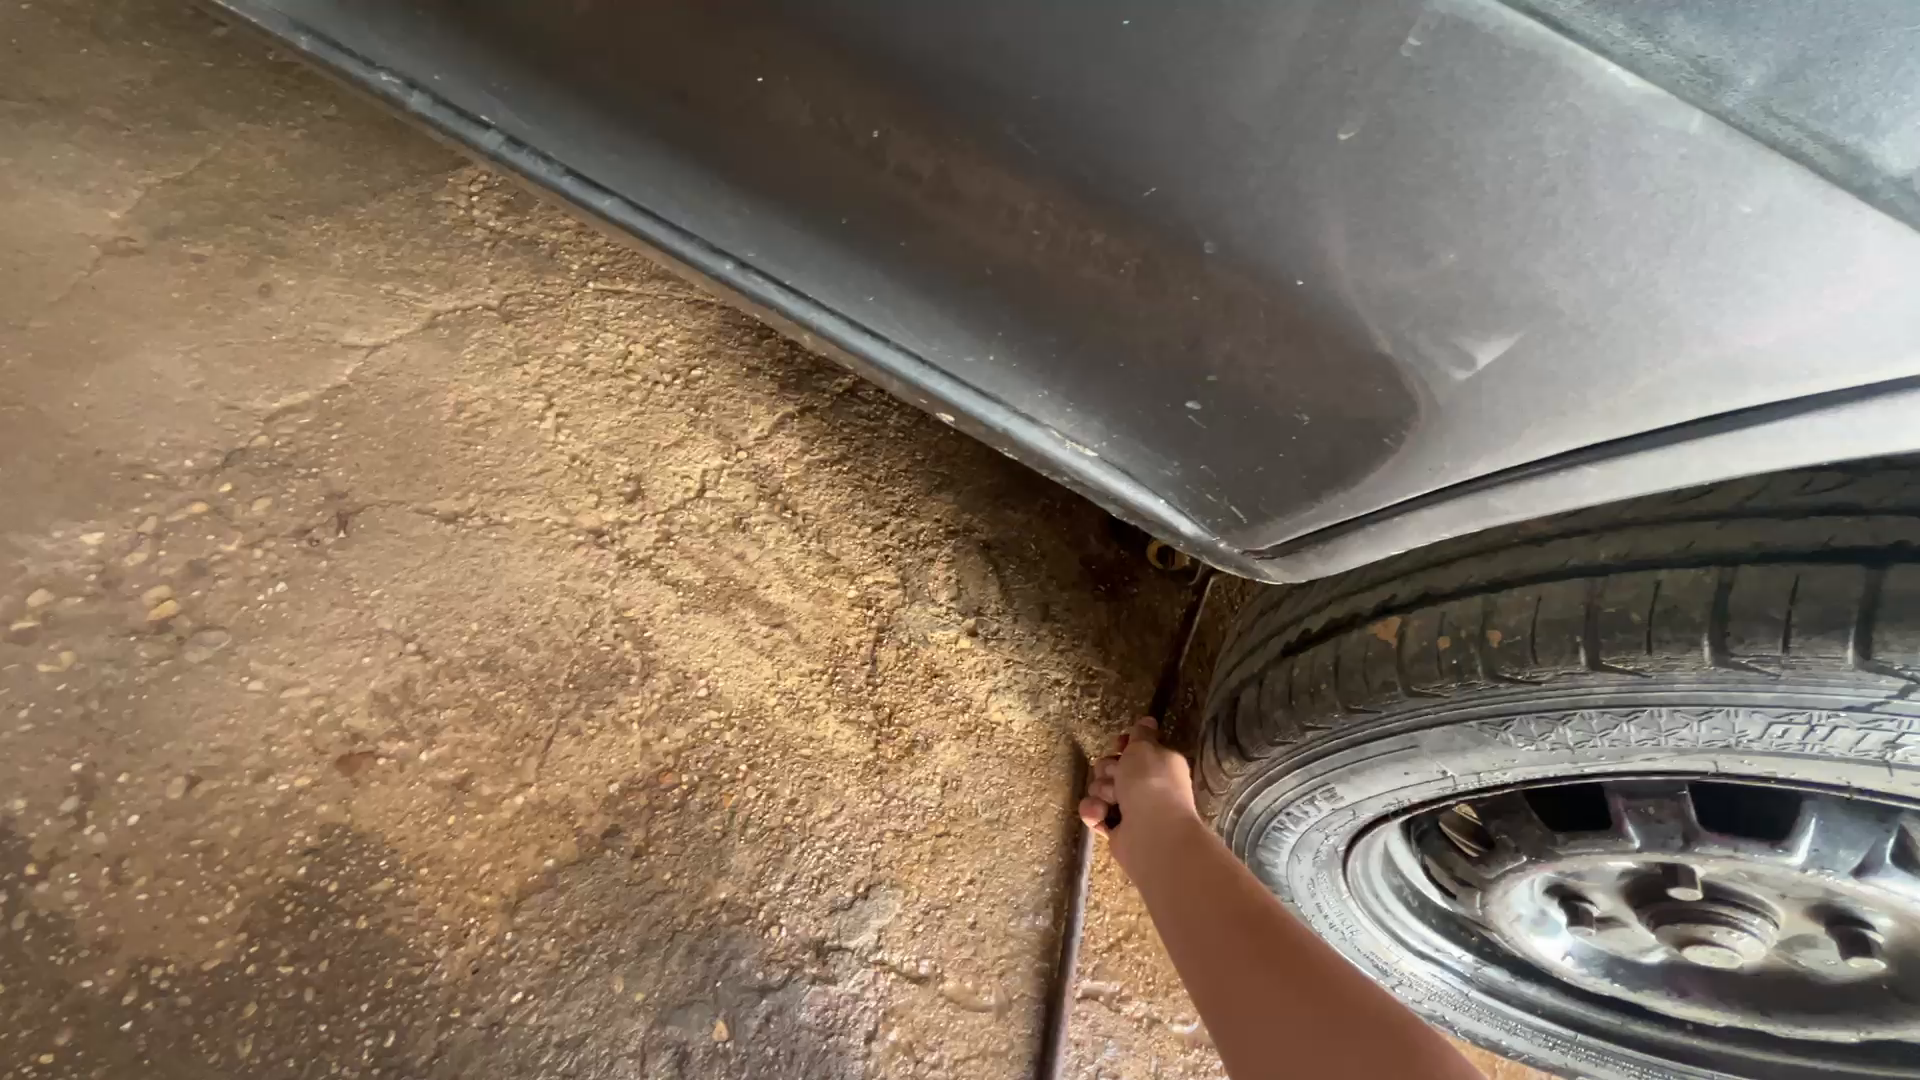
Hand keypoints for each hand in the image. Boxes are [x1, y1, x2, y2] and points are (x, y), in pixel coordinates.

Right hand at [1078, 717, 1200, 869]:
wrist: (1151, 832)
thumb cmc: (1150, 782)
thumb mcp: (1145, 747)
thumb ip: (1141, 733)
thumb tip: (1148, 720)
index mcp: (1160, 764)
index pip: (1137, 749)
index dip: (1125, 745)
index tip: (1120, 744)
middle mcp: (1147, 786)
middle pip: (1112, 768)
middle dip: (1108, 770)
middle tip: (1116, 776)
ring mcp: (1131, 809)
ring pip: (1100, 789)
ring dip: (1101, 791)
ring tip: (1111, 800)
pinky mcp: (1116, 829)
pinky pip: (1095, 813)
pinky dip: (1095, 813)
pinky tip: (1101, 815)